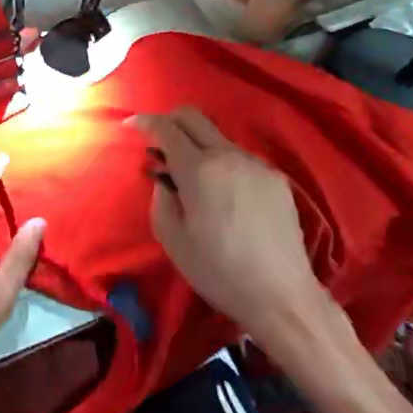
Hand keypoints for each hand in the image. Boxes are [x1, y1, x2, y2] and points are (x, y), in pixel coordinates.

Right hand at [139, 108, 327, 344]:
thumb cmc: (219, 272)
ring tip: (194, 179)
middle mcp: (229, 155)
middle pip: (193, 116)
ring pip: (217, 137)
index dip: (144, 122)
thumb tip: (164, 175)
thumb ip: (160, 197)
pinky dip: (223, 164)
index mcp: (199, 170)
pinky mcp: (275, 177)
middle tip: (157, 142)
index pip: (166, 128)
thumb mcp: (172, 239)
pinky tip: (225, 196)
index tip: (130, 126)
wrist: (282, 296)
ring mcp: (256, 163)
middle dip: (169, 121)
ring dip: (198, 145)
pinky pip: (240, 158)